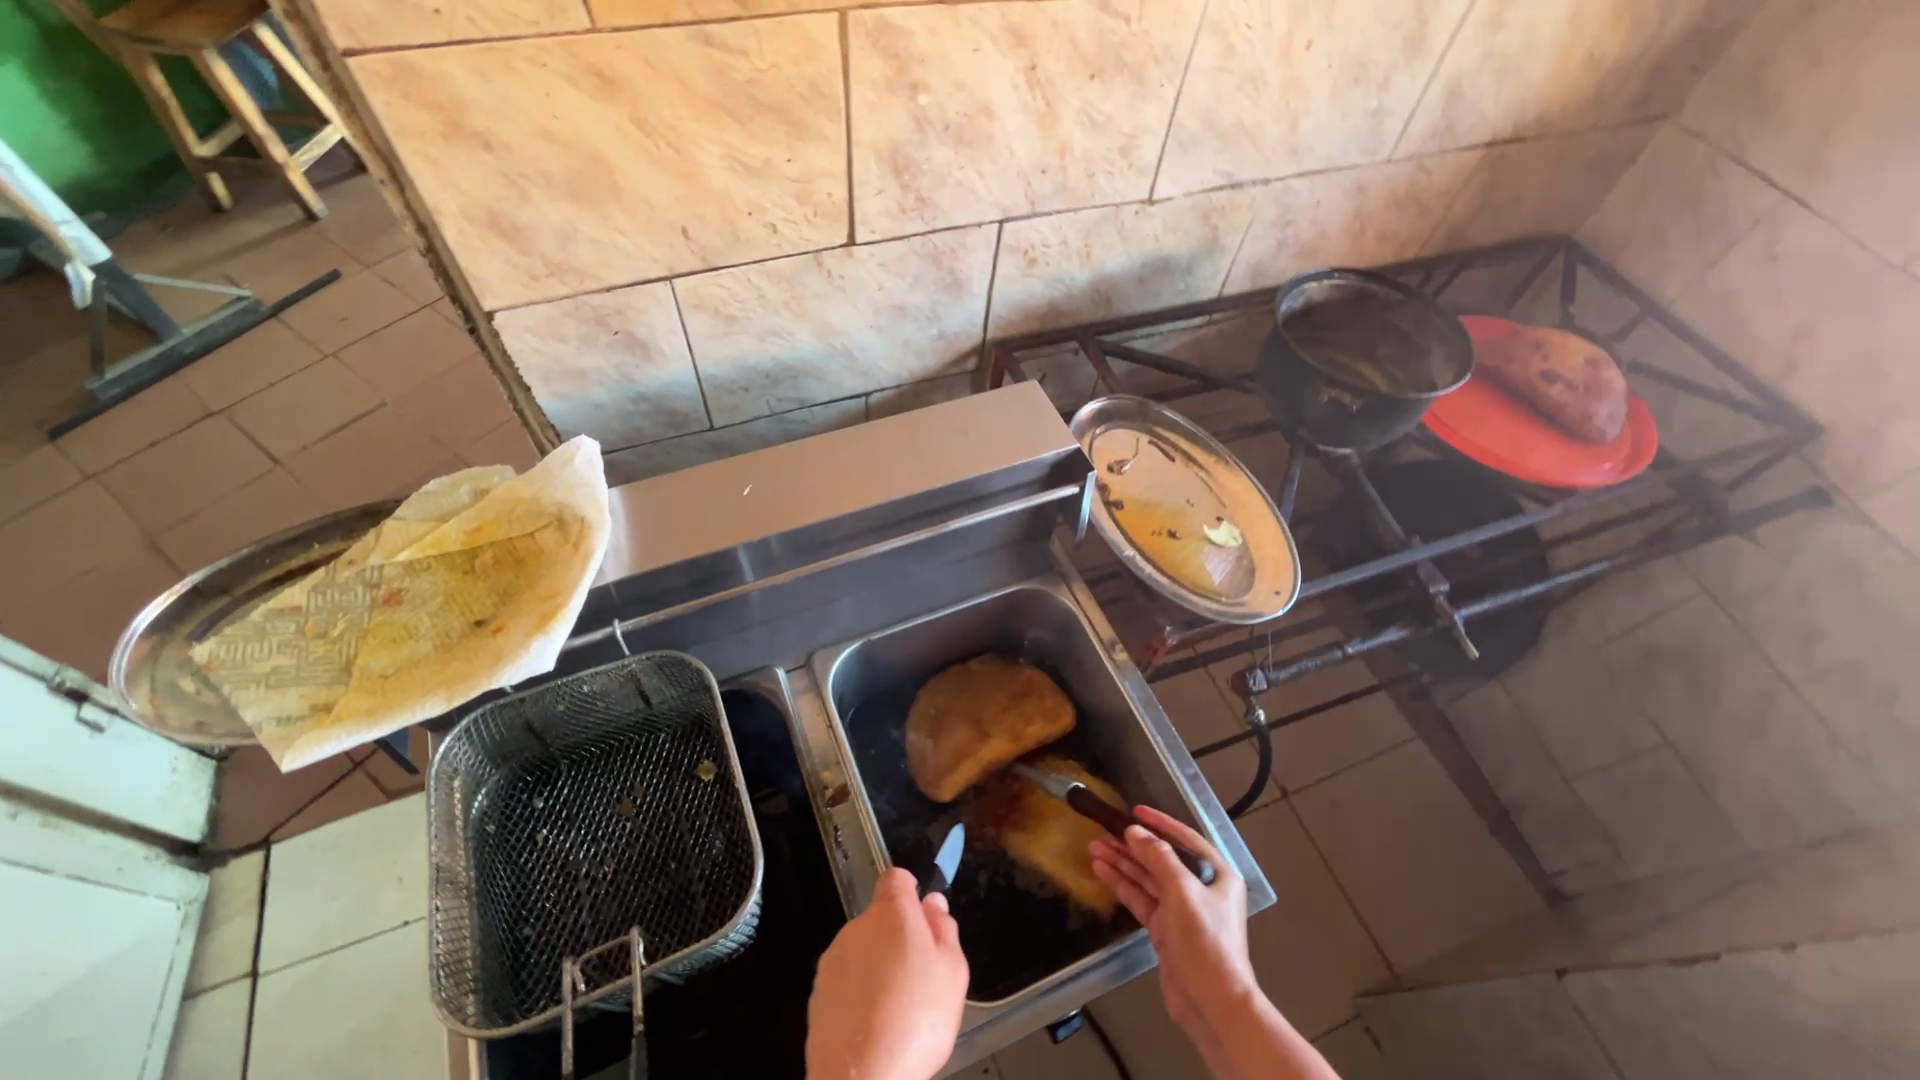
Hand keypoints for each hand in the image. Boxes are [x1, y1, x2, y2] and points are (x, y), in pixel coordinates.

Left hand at [806, 867, 968, 1079]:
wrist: (861, 1078)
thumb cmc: (917, 1018)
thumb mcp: (952, 972)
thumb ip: (944, 931)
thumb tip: (932, 903)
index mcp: (891, 914)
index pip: (896, 879)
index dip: (910, 892)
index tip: (923, 917)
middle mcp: (856, 928)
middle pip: (880, 919)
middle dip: (899, 938)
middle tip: (921, 976)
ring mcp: (832, 961)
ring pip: (862, 952)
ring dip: (878, 968)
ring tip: (899, 1009)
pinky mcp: (817, 995)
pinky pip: (846, 982)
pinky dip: (859, 995)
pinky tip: (874, 1026)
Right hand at [1087, 808, 1254, 1035]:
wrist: (1212, 1001)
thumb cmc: (1205, 940)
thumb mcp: (1182, 892)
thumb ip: (1158, 857)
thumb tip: (1135, 832)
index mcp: (1216, 875)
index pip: (1185, 839)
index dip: (1160, 823)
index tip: (1135, 810)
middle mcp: (1200, 889)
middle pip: (1162, 858)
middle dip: (1133, 845)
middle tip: (1103, 831)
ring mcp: (1181, 911)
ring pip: (1147, 878)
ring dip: (1122, 862)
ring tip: (1094, 847)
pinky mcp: (1165, 930)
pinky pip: (1141, 899)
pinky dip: (1122, 884)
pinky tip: (1102, 870)